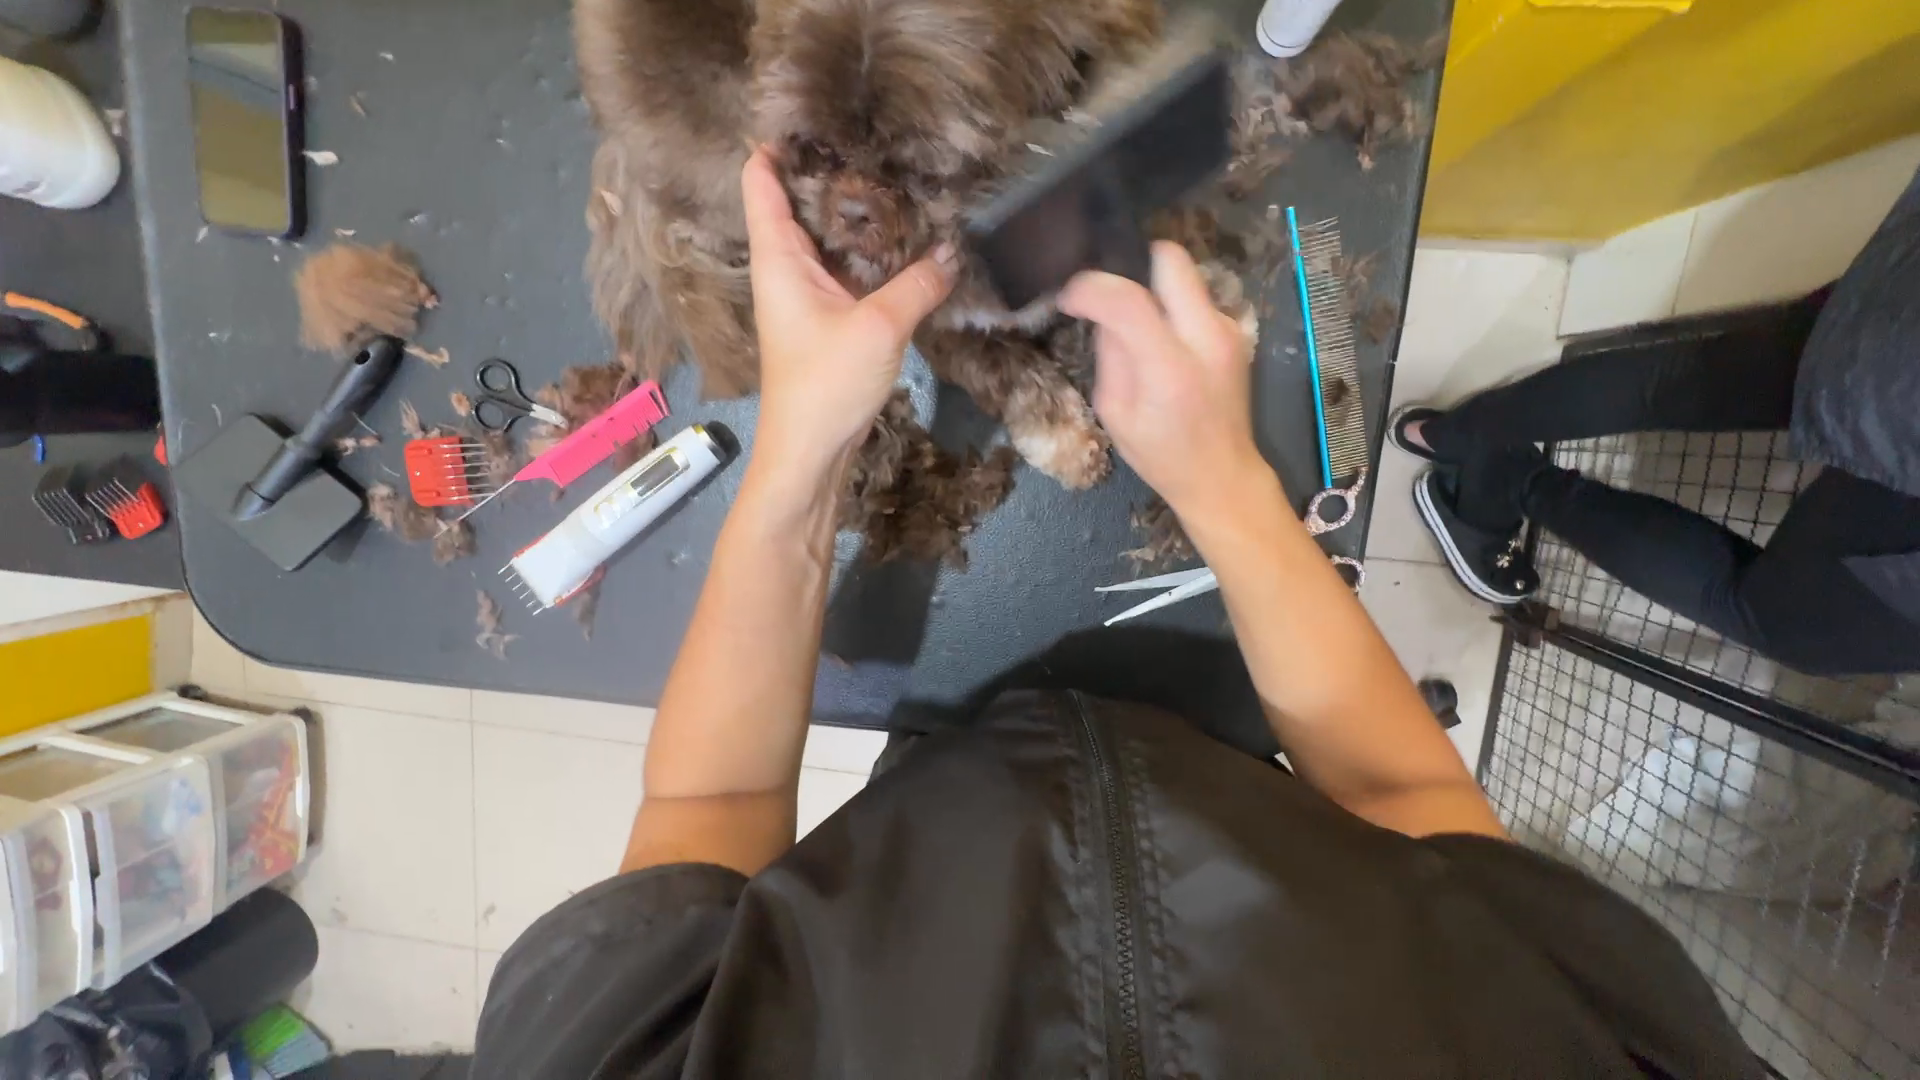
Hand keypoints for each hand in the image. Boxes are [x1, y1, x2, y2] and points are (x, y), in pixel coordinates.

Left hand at [740, 147, 956, 488]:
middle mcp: (787, 270)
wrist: (811, 451)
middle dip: (835, 176)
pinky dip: (870, 256)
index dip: (779, 144)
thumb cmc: (826, 384)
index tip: (819, 118)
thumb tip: (954, 252)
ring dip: (858, 218)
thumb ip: (918, 284)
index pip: (762, 181)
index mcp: (778, 259)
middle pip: (800, 204)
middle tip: (880, 146)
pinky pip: (848, 274)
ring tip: (900, 184)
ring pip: (829, 241)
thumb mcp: (879, 328)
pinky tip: (905, 244)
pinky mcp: (829, 322)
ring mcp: (807, 297)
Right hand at [1059, 241, 1263, 521]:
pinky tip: (1162, 340)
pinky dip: (1172, 307)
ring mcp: (1228, 329)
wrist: (1222, 473)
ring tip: (1136, 324)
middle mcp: (1206, 337)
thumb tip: (1104, 317)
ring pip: (1184, 274)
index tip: (1069, 298)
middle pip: (1169, 258)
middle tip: (1110, 296)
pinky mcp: (1235, 330)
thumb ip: (1110, 357)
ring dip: (1153, 289)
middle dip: (1132, 266)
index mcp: (1168, 369)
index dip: (1090, 287)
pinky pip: (1195, 297)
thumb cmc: (1160, 454)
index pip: (1127, 300)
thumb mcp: (1115, 413)